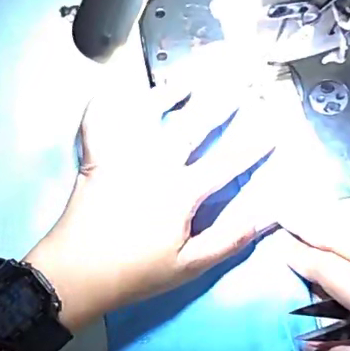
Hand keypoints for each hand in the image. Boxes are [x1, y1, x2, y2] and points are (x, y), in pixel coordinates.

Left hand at [27, 72, 280, 329]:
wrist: (74, 274)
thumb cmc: (134, 274)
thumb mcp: (190, 266)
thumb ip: (229, 239)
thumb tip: (266, 216)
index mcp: (181, 193)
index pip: (228, 162)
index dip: (255, 144)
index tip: (275, 125)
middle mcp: (154, 165)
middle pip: (193, 124)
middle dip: (221, 101)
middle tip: (240, 80)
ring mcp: (123, 157)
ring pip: (150, 113)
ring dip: (173, 90)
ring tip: (192, 76)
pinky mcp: (97, 158)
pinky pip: (99, 121)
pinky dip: (106, 101)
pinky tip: (115, 87)